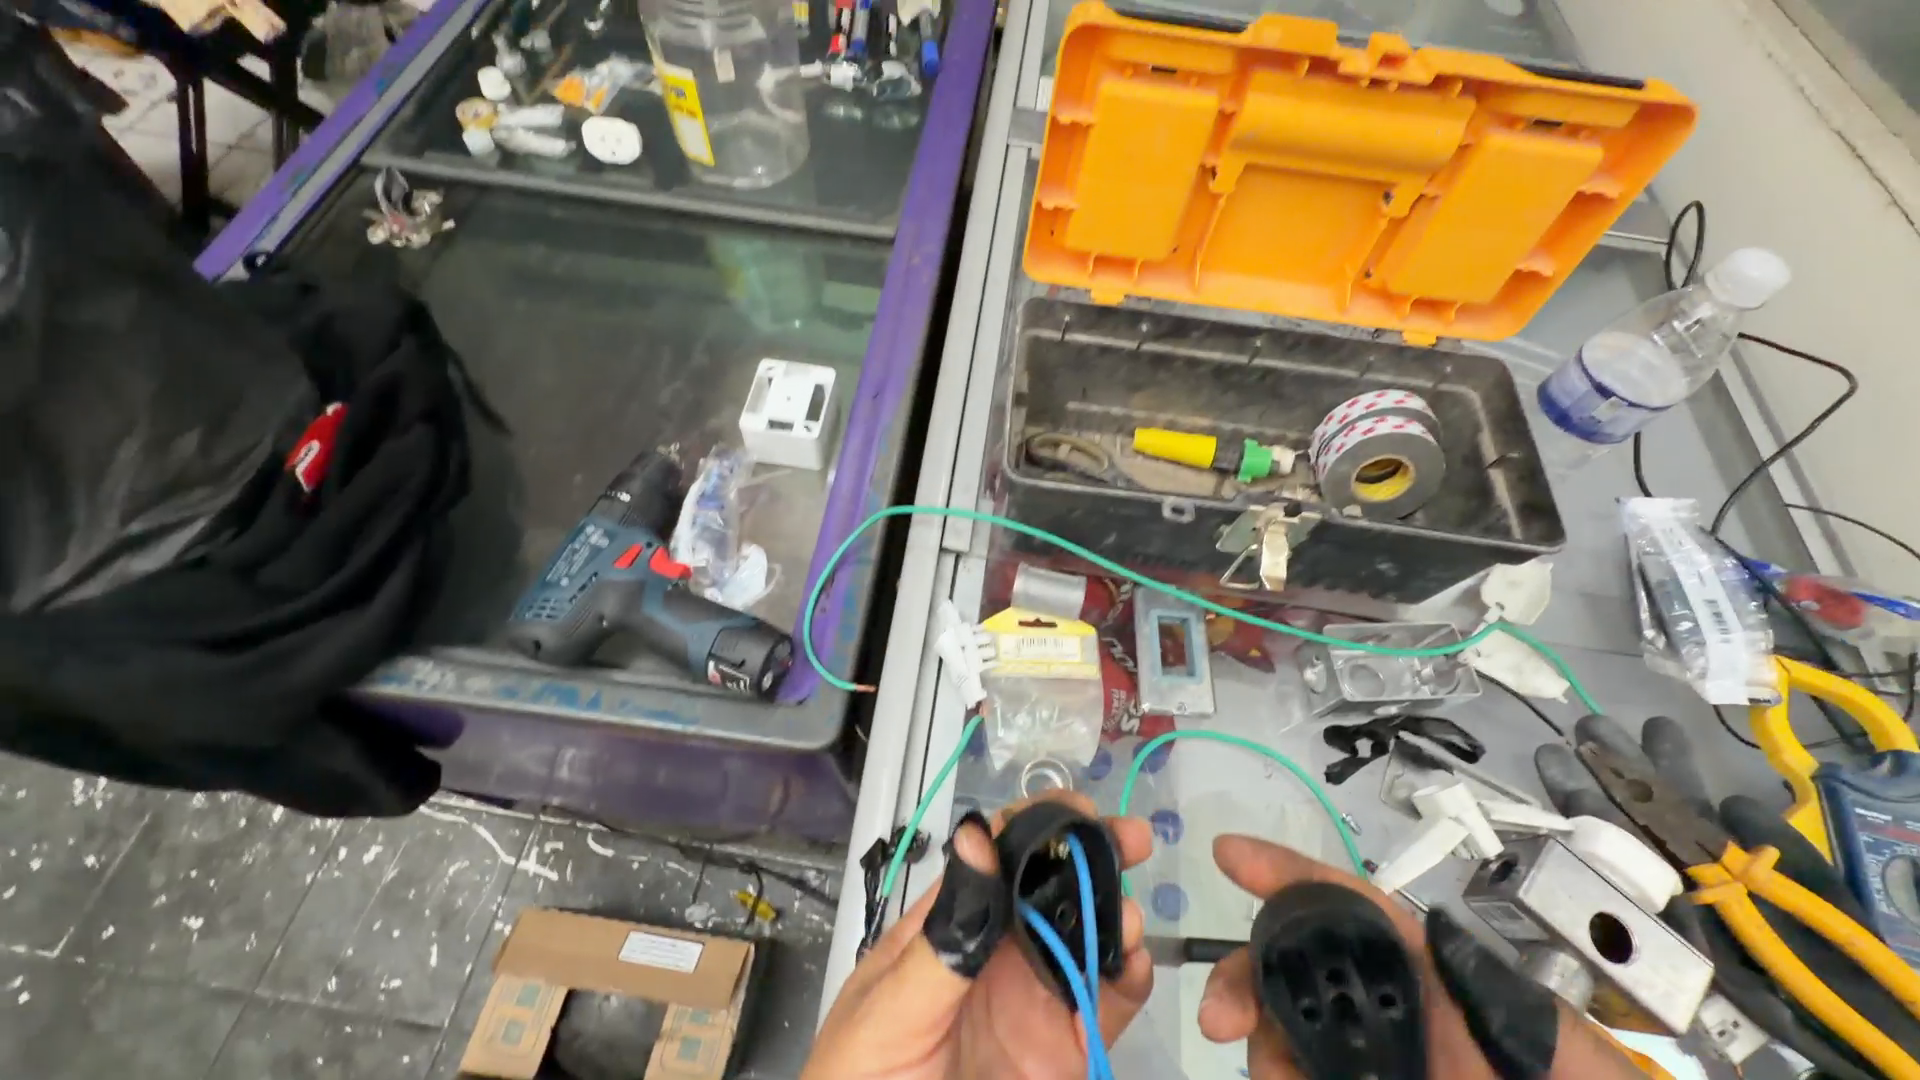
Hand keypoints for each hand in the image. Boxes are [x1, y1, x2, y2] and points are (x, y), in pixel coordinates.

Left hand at [805, 792, 1153, 1079]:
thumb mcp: (893, 1005)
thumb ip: (945, 931)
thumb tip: (976, 833)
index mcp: (946, 929)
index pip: (992, 860)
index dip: (1033, 825)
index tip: (1076, 809)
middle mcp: (994, 955)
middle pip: (1048, 888)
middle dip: (1090, 855)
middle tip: (1130, 838)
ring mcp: (1031, 1000)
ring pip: (1084, 936)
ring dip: (1114, 912)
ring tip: (1127, 915)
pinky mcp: (1063, 1049)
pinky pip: (1106, 1003)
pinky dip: (1130, 976)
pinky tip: (1133, 962)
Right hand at [1196, 835, 1648, 1079]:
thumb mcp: (1571, 1064)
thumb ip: (1528, 1015)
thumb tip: (1439, 945)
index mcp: (1431, 982)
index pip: (1350, 907)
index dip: (1286, 873)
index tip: (1227, 854)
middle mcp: (1388, 1014)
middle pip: (1294, 972)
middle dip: (1243, 980)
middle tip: (1217, 1020)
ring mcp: (1368, 1063)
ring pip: (1286, 1038)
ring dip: (1266, 1054)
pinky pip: (1298, 1074)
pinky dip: (1280, 1076)